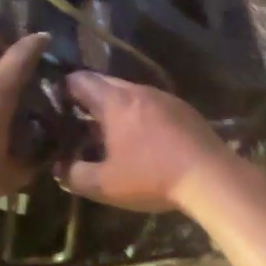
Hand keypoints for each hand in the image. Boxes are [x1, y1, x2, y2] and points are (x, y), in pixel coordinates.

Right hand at [56, 71, 235, 213]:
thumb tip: (59, 168)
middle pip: (105, 83)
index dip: (62, 90)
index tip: (54, 107)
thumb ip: (74, 175)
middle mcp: (138, 90)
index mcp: (114, 101)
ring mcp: (164, 98)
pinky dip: (138, 115)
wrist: (211, 178)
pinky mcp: (184, 110)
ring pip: (130, 94)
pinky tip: (141, 140)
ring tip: (107, 133)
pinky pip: (151, 105)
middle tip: (76, 122)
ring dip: (115, 108)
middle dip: (88, 99)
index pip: (79, 80)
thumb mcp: (104, 185)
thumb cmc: (151, 177)